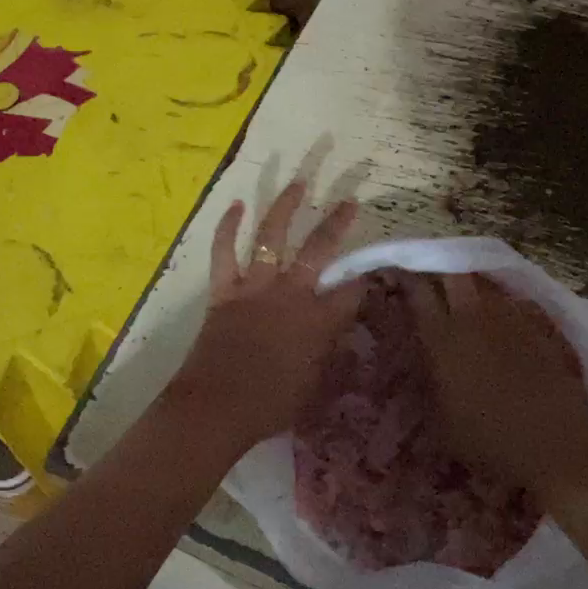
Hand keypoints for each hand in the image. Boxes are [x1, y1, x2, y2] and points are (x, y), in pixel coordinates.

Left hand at [161, 182, 360, 445]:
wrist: (216, 406)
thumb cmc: (269, 406)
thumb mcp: (314, 390)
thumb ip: (332, 362)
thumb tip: (346, 346)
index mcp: (318, 321)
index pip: (351, 293)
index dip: (364, 281)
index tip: (371, 272)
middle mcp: (291, 294)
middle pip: (319, 250)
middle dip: (337, 224)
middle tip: (350, 201)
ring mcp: (256, 287)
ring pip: (272, 236)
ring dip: (286, 207)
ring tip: (299, 182)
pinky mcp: (224, 289)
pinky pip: (224, 252)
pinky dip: (228, 227)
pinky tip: (236, 204)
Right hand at [407, 273, 587, 489]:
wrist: (554, 440)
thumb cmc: (488, 438)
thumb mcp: (441, 422)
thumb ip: (429, 385)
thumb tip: (422, 366)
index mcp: (442, 338)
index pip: (418, 293)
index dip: (408, 279)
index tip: (400, 275)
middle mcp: (473, 318)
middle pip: (454, 275)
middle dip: (442, 270)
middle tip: (434, 277)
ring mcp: (509, 319)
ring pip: (486, 285)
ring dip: (474, 284)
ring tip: (467, 291)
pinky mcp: (538, 327)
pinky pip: (515, 303)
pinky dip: (505, 304)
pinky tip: (504, 314)